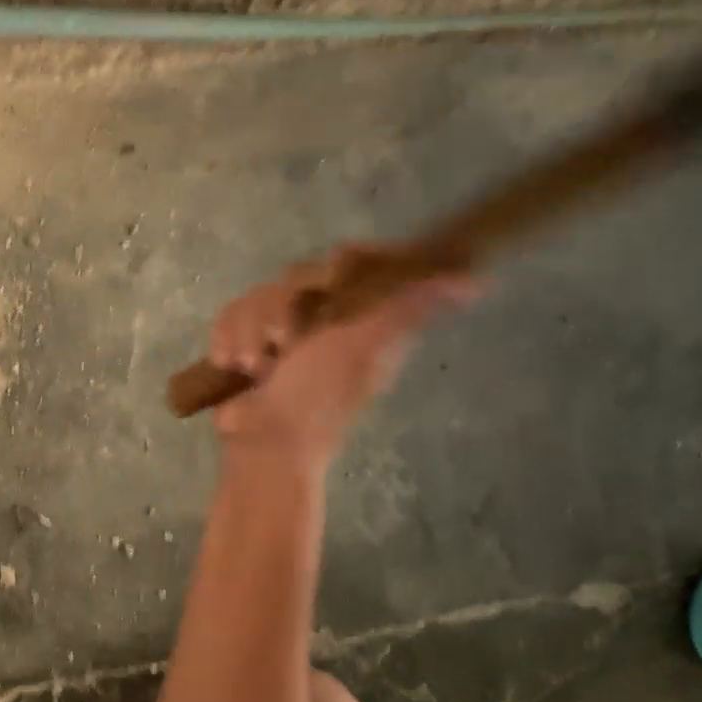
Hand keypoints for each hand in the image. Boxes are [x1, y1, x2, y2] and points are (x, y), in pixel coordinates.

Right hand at [210, 244, 477, 460]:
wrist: (264, 441)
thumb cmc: (316, 398)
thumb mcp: (363, 348)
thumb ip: (405, 308)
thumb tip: (475, 282)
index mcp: (362, 318)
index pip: (360, 263)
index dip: (347, 261)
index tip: (331, 272)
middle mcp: (325, 320)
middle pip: (296, 277)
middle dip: (278, 309)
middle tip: (281, 342)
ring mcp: (284, 333)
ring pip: (257, 297)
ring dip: (248, 333)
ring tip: (252, 367)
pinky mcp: (248, 344)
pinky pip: (231, 318)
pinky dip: (226, 341)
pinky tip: (230, 364)